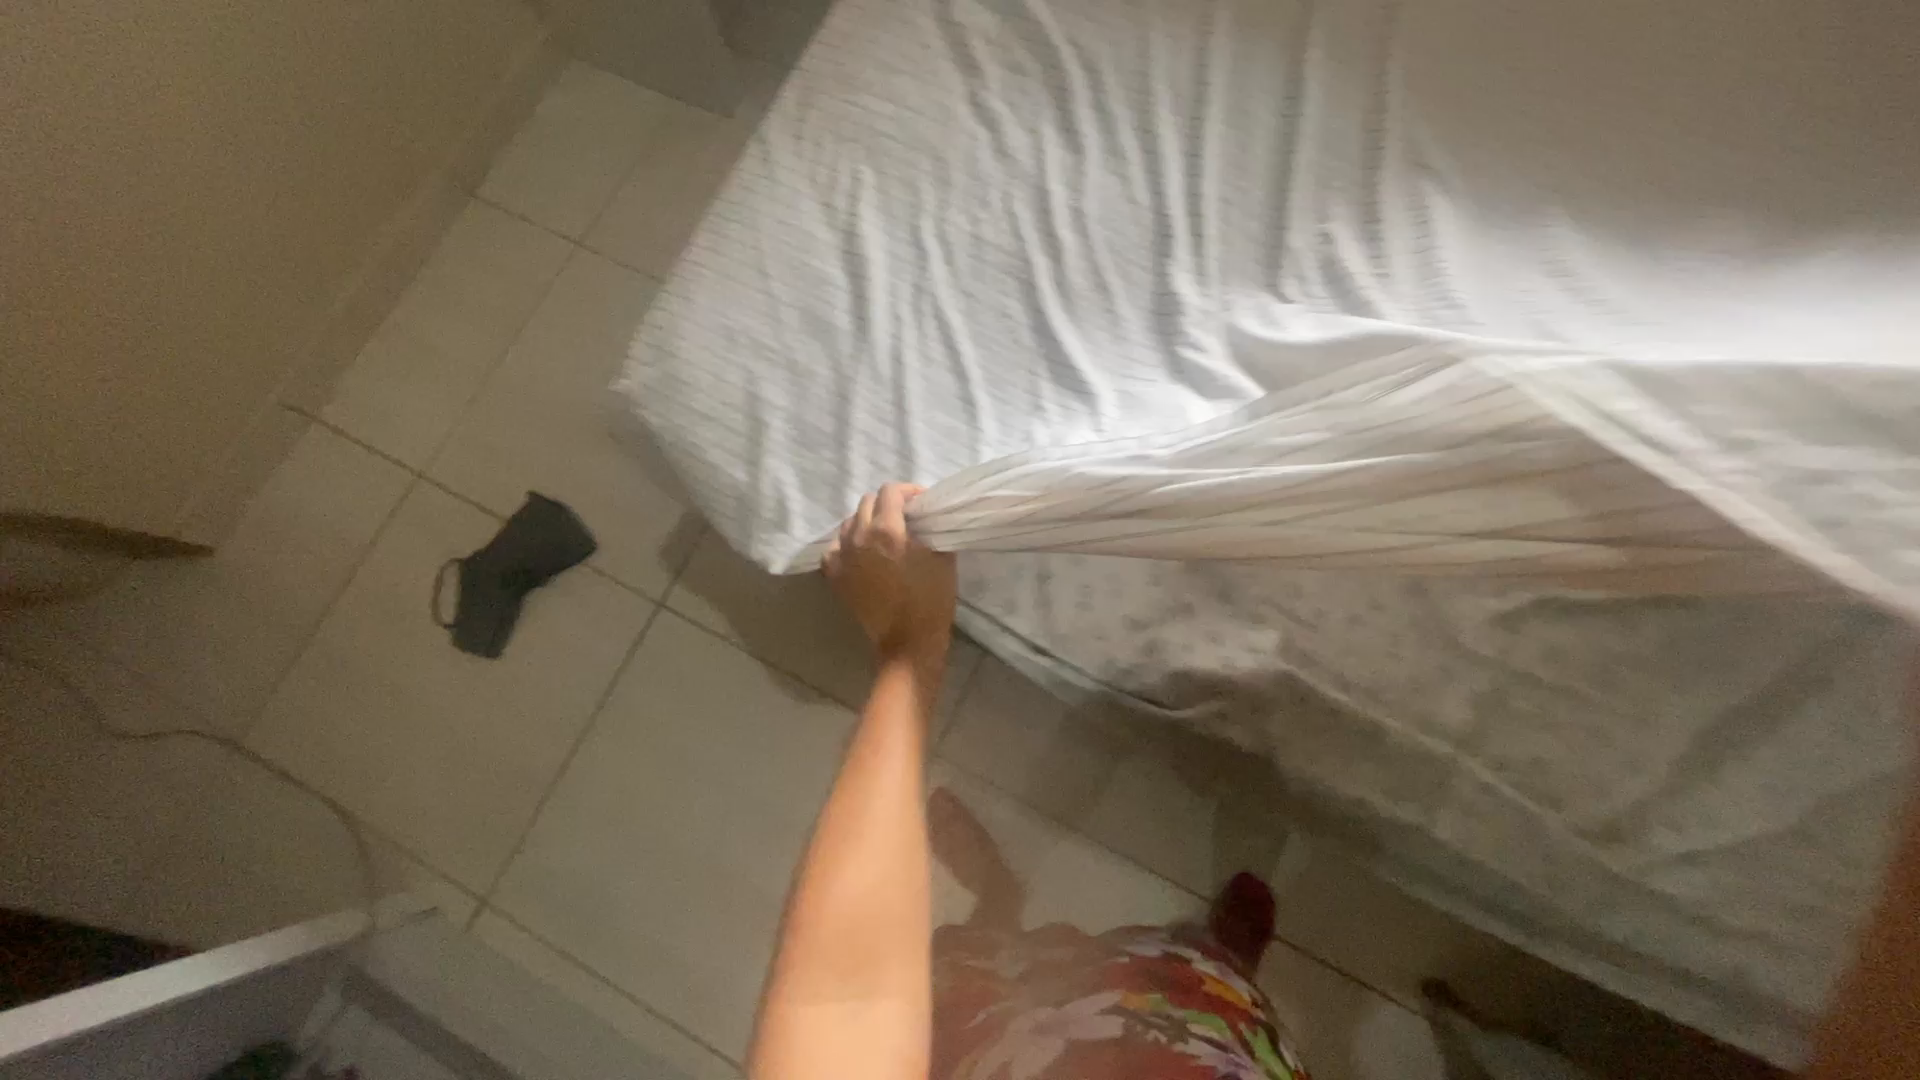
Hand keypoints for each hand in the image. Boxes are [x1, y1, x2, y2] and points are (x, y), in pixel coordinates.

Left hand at [823, 483, 955, 665]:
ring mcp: (841, 556)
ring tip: (882, 535)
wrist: (908, 642)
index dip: (908, 492)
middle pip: (867, 502)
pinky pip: (835, 547)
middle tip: (904, 518)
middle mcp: (859, 537)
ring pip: (849, 522)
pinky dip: (847, 543)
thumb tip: (923, 516)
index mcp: (887, 529)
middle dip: (887, 504)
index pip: (891, 492)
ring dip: (866, 521)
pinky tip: (860, 552)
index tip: (920, 503)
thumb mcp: (942, 557)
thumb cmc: (931, 600)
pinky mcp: (834, 575)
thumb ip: (929, 529)